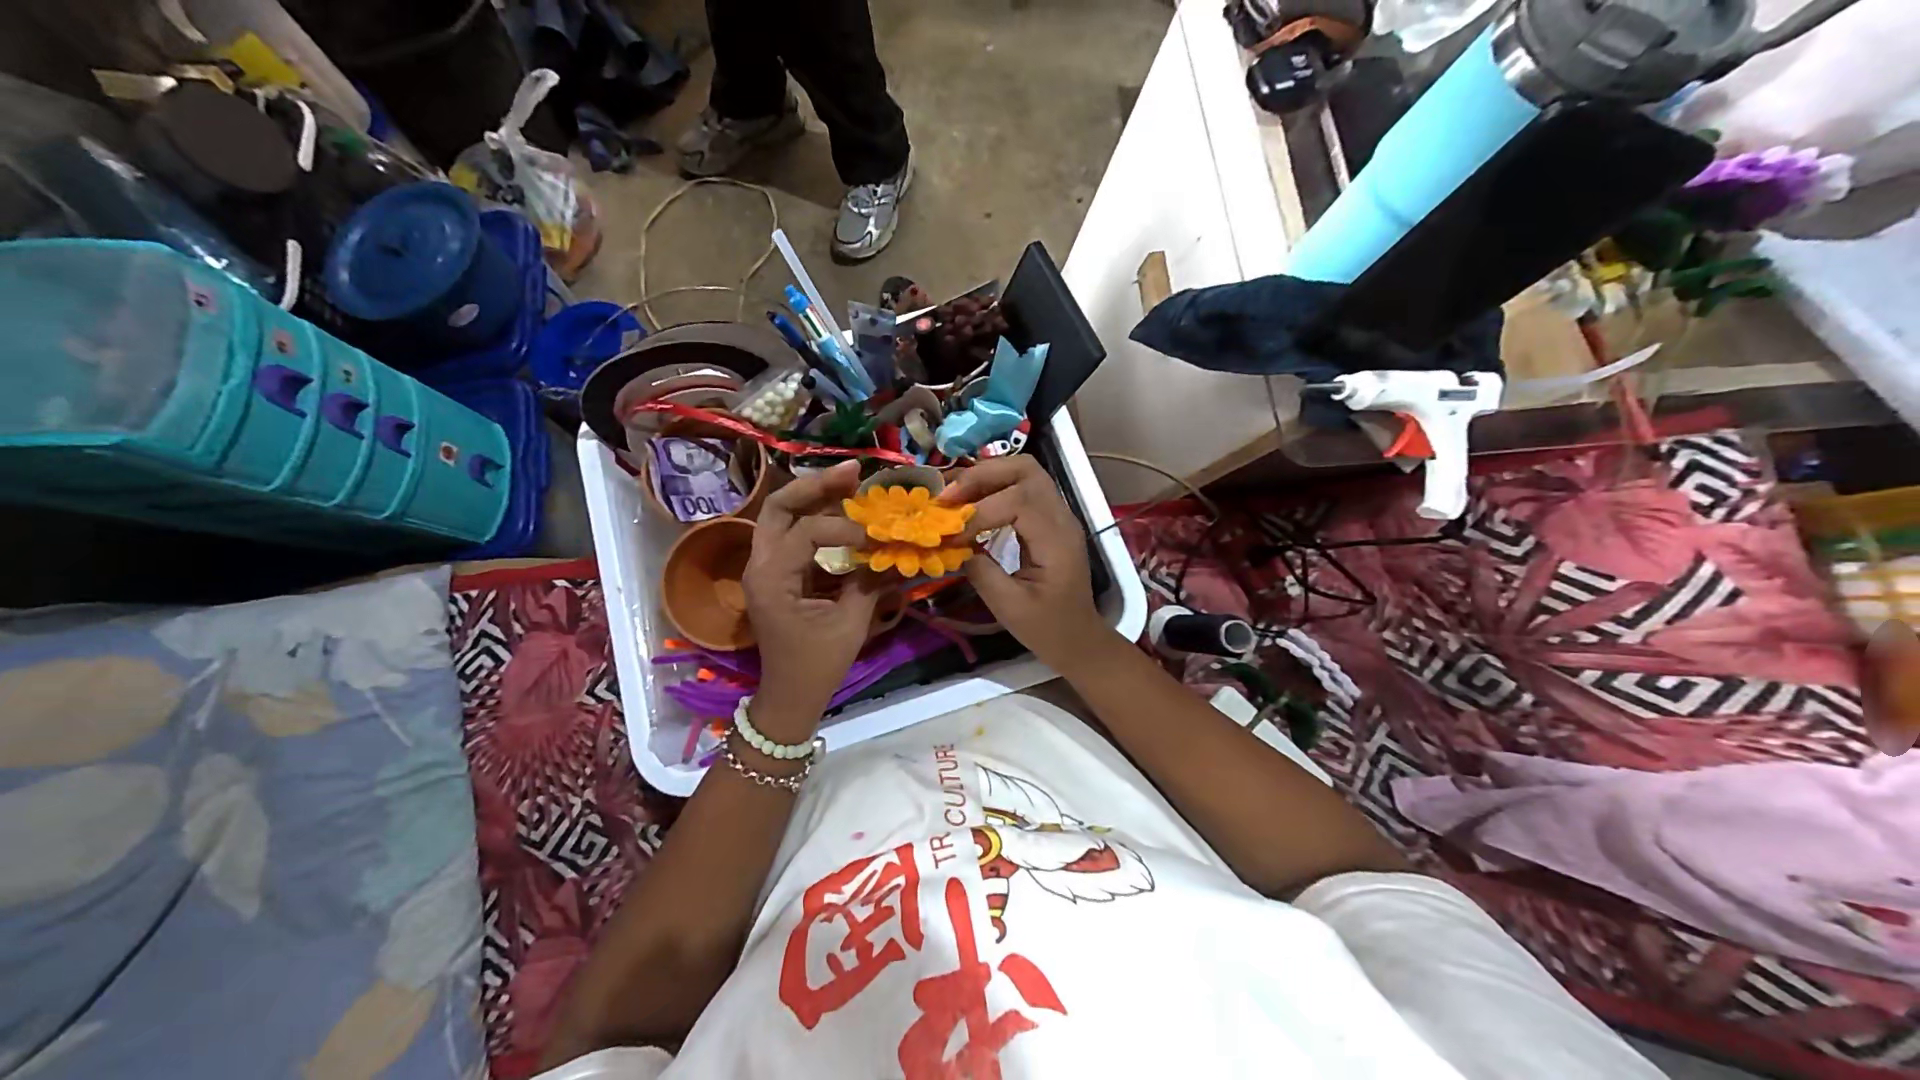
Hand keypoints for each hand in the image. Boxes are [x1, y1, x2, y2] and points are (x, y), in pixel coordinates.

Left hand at [743, 461, 885, 733]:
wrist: (789, 697)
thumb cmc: (816, 665)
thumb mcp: (849, 625)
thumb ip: (868, 583)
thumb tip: (895, 551)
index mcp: (771, 577)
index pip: (808, 531)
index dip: (845, 529)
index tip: (875, 540)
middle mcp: (760, 564)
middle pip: (779, 506)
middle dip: (815, 485)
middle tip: (853, 471)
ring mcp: (764, 567)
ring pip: (782, 515)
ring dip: (814, 497)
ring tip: (851, 481)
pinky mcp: (777, 573)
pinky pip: (792, 534)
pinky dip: (816, 520)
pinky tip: (843, 512)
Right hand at [940, 456, 1115, 675]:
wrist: (1078, 638)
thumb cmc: (1047, 628)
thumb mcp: (1009, 607)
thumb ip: (982, 572)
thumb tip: (954, 546)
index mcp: (1057, 540)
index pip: (1019, 501)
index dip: (980, 511)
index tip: (953, 534)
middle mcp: (1061, 518)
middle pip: (1026, 469)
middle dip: (983, 475)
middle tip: (949, 496)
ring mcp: (1057, 515)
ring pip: (1024, 471)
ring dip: (986, 476)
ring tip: (955, 496)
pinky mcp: (1048, 519)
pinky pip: (1022, 487)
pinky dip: (993, 487)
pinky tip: (970, 504)